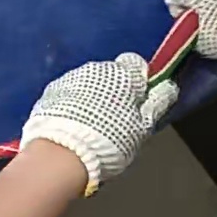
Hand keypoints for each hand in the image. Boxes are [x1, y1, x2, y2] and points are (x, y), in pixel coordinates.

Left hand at [22, 53, 177, 192]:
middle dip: (113, 91)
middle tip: (115, 118)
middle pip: (109, 74)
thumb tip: (168, 86)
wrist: (61, 151)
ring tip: (91, 124)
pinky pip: (67, 93)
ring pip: (86, 83)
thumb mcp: (143, 126)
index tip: (138, 102)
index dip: (139, 82)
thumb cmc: (109, 139)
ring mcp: (67, 78)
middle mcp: (92, 69)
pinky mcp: (48, 92)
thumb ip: (157, 103)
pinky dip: (71, 104)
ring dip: (91, 97)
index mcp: (120, 73)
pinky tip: (72, 124)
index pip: (135, 64)